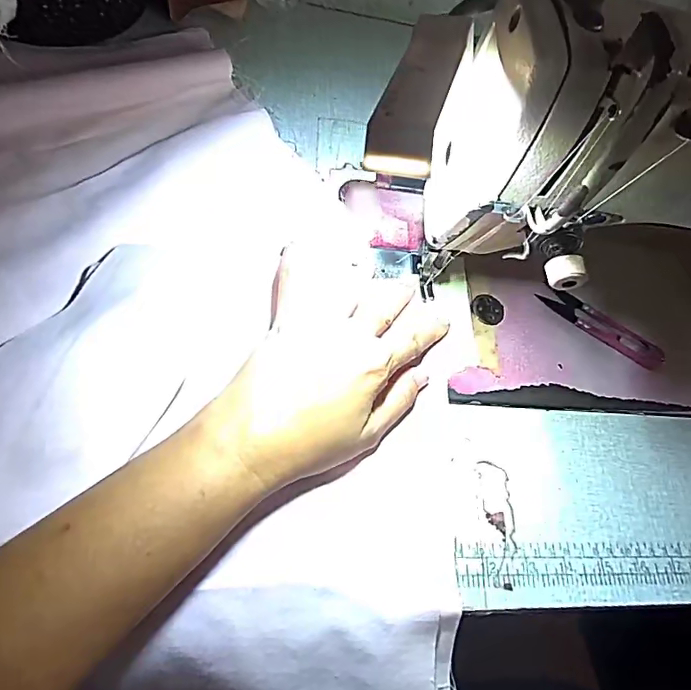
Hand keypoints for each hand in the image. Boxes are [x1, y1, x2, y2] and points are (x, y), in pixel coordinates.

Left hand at [199, 247, 449, 491]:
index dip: (430, 328)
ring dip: (365, 277)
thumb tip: (418, 379)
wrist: (252, 437)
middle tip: (407, 290)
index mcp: (373, 367)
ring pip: (350, 289)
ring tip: (371, 269)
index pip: (412, 339)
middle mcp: (348, 339)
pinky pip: (294, 284)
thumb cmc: (303, 443)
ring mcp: (317, 326)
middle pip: (385, 305)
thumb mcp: (366, 435)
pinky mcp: (286, 322)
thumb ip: (397, 402)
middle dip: (401, 295)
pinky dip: (296, 263)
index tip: (438, 321)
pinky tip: (298, 246)